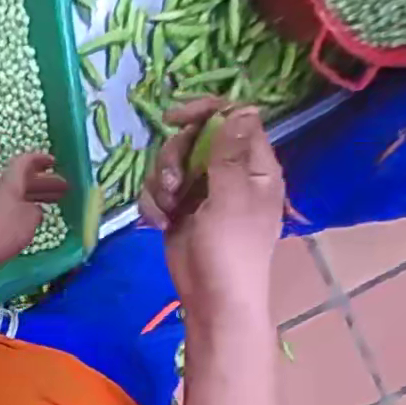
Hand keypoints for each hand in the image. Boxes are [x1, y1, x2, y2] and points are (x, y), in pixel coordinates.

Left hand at [0, 151, 68, 275]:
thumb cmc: (4, 232)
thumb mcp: (30, 218)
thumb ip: (36, 210)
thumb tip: (34, 210)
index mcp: (9, 184)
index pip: (24, 162)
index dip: (40, 159)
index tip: (55, 162)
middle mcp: (0, 192)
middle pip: (24, 180)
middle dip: (45, 182)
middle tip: (65, 187)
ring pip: (19, 195)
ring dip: (38, 196)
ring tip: (57, 201)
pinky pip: (13, 209)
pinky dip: (27, 209)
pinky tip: (36, 218)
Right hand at [137, 98, 283, 320]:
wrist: (212, 296)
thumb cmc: (231, 249)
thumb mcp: (232, 196)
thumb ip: (231, 153)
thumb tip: (243, 107)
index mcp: (253, 166)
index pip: (233, 120)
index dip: (206, 113)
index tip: (174, 119)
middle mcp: (226, 174)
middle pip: (192, 141)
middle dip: (173, 159)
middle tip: (172, 185)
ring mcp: (200, 193)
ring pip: (169, 166)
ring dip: (159, 185)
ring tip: (167, 210)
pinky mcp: (177, 211)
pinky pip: (156, 193)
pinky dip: (152, 206)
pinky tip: (158, 224)